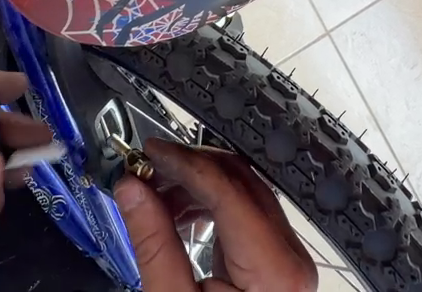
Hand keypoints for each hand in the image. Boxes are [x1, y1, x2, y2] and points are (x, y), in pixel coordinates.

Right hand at [114, 139, 318, 291]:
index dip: (183, 161)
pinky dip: (209, 206)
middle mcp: (291, 257)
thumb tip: (131, 187)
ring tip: (155, 198)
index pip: (227, 186)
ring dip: (197, 185)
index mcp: (275, 269)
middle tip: (145, 170)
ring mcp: (287, 260)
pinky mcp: (276, 265)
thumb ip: (154, 242)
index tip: (147, 152)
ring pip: (243, 192)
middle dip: (189, 168)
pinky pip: (245, 215)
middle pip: (240, 180)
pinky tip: (178, 217)